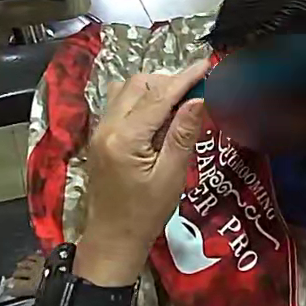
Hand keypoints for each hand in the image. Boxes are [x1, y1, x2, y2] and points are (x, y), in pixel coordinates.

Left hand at [78, 62, 208, 285]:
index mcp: (125, 139)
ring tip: (180, 100)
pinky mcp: (100, 136)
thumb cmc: (146, 214)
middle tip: (197, 90)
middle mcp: (107, 127)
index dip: (184, 78)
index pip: (158, 96)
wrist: (112, 241)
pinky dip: (141, 97)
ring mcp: (100, 130)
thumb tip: (198, 99)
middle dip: (169, 81)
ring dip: (154, 87)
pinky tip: (158, 112)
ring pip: (126, 89)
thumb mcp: (171, 176)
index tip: (206, 65)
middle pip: (138, 84)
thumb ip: (183, 134)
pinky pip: (119, 102)